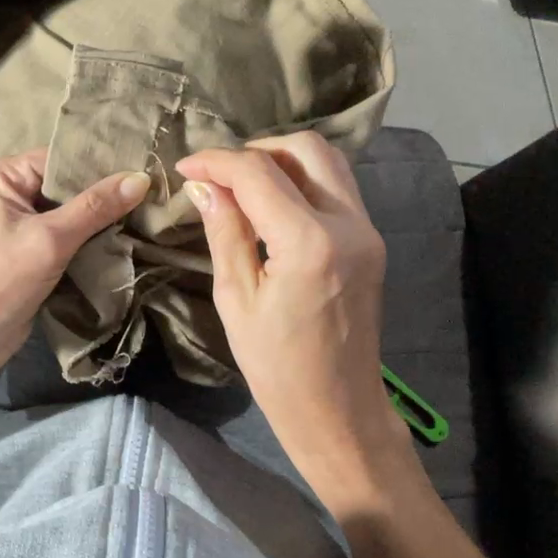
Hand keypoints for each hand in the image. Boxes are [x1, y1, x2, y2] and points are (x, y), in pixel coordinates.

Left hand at [0, 150, 150, 365]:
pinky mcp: (35, 248)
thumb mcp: (52, 238)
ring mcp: (24, 221)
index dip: (99, 163)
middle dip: (105, 190)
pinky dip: (94, 234)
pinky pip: (71, 231)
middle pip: (69, 182)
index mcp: (4, 176)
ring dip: (103, 214)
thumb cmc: (2, 279)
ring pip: (73, 208)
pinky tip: (126, 232)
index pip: (60, 157)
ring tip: (147, 208)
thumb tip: (142, 178)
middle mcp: (12, 191)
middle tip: (152, 189)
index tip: (143, 166)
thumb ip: (96, 206)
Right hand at [176, 133, 413, 513]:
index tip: (185, 168)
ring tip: (242, 184)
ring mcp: (368, 231)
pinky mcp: (372, 241)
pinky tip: (271, 203)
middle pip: (305, 149)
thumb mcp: (236, 299)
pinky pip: (338, 187)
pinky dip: (302, 180)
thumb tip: (204, 186)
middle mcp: (349, 225)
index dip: (216, 162)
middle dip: (255, 150)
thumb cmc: (276, 366)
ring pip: (328, 162)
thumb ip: (224, 232)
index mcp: (309, 243)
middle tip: (219, 175)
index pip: (258, 173)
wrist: (338, 408)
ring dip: (282, 160)